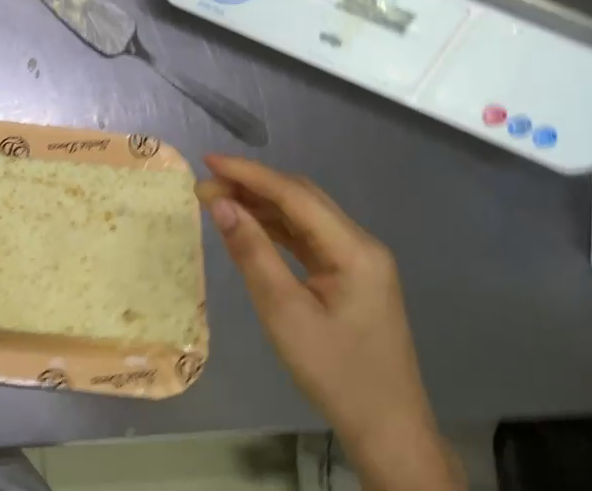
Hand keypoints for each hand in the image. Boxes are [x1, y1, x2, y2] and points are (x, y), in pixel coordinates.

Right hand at [203, 156, 459, 490]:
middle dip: (252, 185)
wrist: (387, 428)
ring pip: (304, 215)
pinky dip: (276, 226)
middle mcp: (361, 245)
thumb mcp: (284, 312)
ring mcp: (359, 261)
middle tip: (204, 186)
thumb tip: (219, 203)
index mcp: (354, 249)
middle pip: (301, 197)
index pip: (294, 195)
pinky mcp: (351, 277)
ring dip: (262, 204)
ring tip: (217, 201)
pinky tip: (248, 226)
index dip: (248, 174)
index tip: (206, 162)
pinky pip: (308, 238)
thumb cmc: (335, 372)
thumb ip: (252, 253)